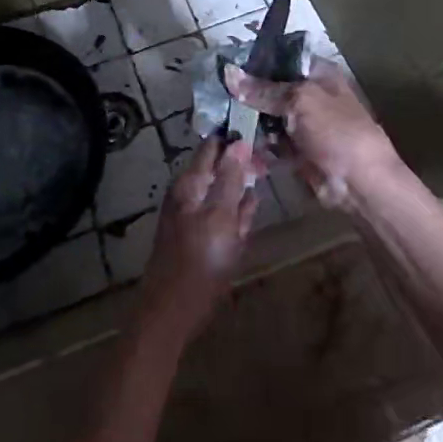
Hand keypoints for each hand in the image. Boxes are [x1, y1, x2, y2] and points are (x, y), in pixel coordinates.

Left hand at [139, 135, 258, 340]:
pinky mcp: (199, 238)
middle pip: (217, 169)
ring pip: (220, 192)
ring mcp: (192, 217)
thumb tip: (239, 143)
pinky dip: (235, 211)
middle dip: (241, 163)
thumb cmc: (200, 261)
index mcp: (190, 184)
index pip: (212, 147)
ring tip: (262, 176)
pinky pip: (220, 215)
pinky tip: (249, 210)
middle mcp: (188, 195)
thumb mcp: (220, 216)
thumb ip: (230, 179)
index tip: (261, 132)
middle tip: (268, 163)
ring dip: (240, 186)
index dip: (235, 138)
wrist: (174, 310)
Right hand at [223, 59, 403, 211]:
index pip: (281, 59)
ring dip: (247, 123)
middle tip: (213, 97)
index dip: (255, 63)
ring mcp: (301, 125)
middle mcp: (309, 96)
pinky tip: (233, 147)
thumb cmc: (336, 131)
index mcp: (317, 75)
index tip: (225, 67)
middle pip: (270, 90)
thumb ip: (263, 89)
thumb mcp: (300, 100)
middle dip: (245, 96)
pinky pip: (268, 144)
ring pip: (266, 118)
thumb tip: (229, 73)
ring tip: (218, 124)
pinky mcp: (295, 151)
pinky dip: (254, 147)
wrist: (358, 182)